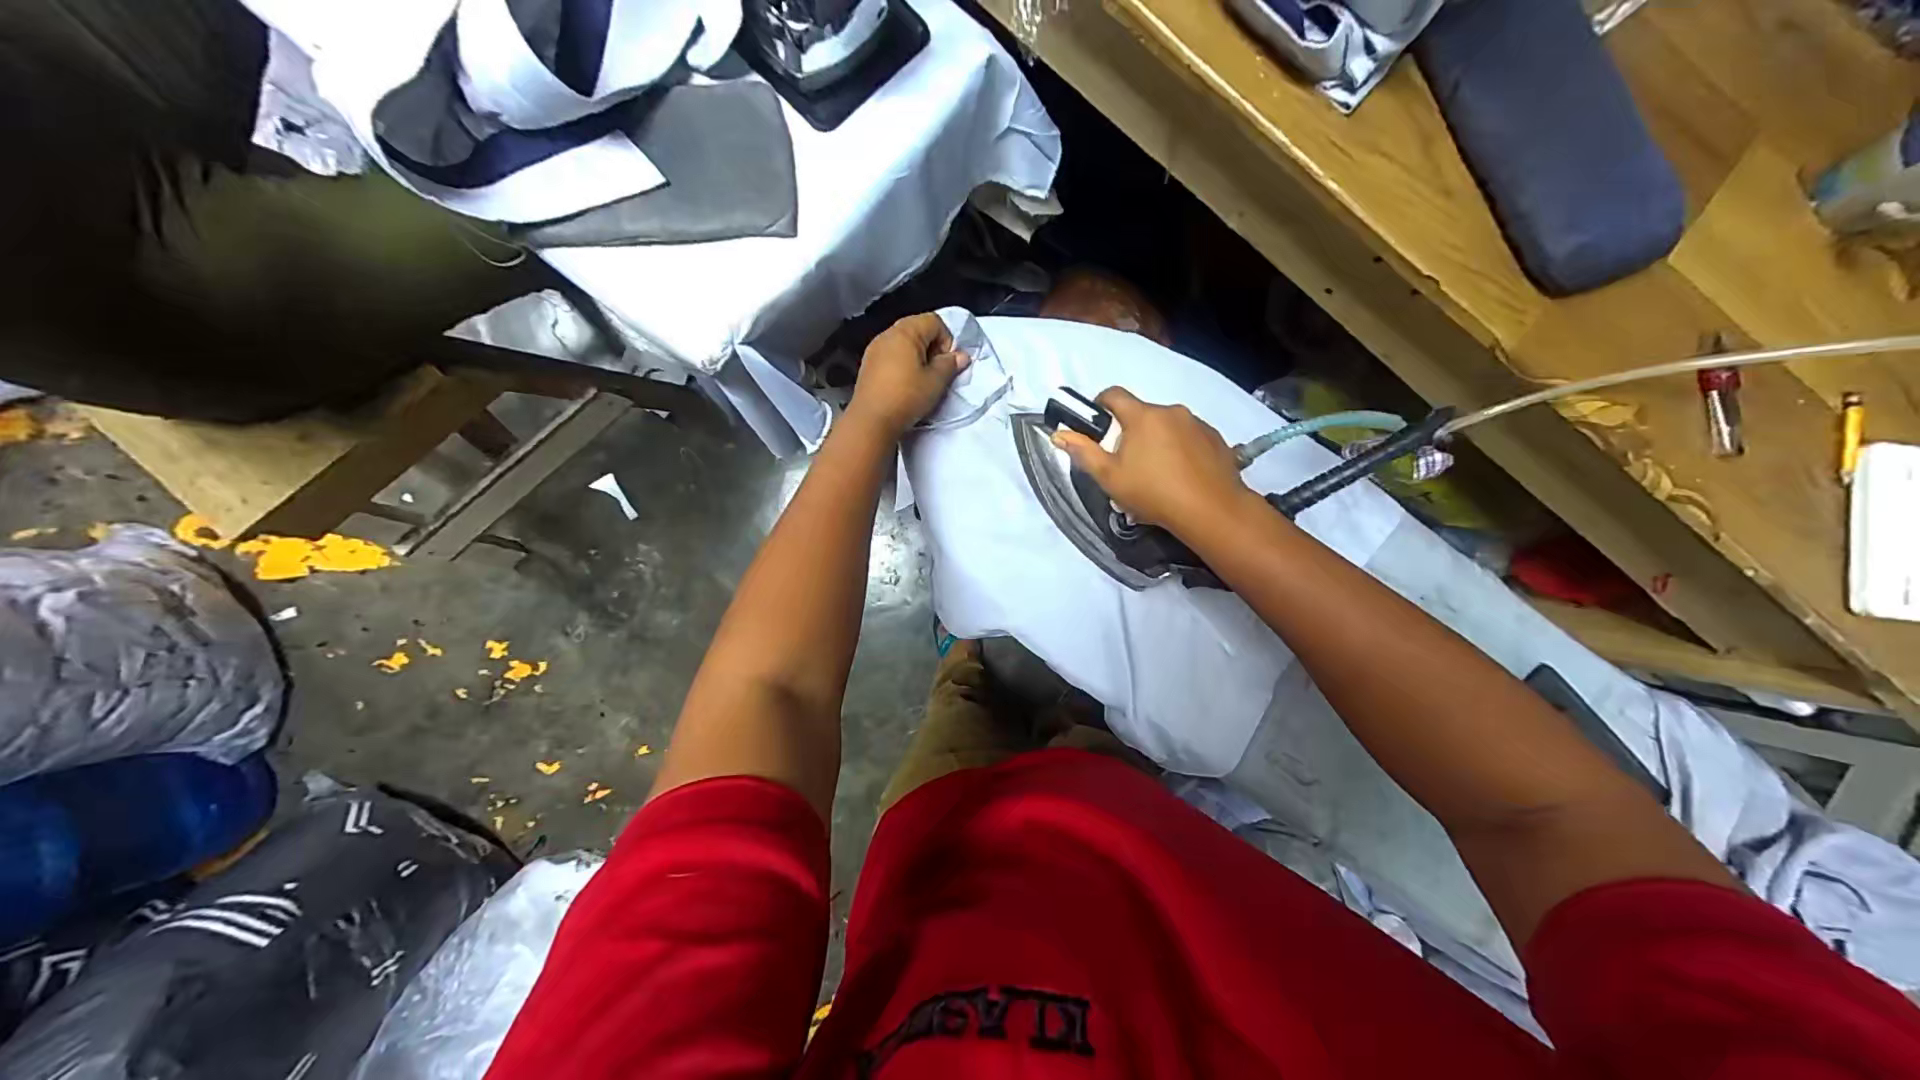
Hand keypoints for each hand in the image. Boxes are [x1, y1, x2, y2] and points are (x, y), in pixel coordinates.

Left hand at [844, 313, 970, 438]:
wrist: (870, 421)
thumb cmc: (906, 397)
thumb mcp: (935, 382)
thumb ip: (950, 364)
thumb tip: (961, 356)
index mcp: (905, 332)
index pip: (934, 321)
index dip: (946, 340)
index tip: (946, 363)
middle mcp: (887, 334)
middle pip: (917, 329)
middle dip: (932, 347)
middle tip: (936, 372)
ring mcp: (874, 349)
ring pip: (902, 343)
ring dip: (917, 356)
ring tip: (920, 380)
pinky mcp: (867, 365)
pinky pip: (890, 355)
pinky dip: (901, 363)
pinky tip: (904, 384)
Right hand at [1051, 387, 1252, 532]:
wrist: (1211, 510)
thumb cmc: (1154, 493)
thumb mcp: (1110, 477)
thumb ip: (1083, 452)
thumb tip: (1059, 434)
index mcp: (1142, 416)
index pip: (1113, 394)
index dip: (1099, 404)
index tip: (1097, 424)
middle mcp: (1171, 411)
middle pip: (1142, 414)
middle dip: (1131, 432)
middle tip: (1126, 463)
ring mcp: (1197, 423)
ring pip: (1167, 426)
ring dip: (1158, 441)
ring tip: (1157, 474)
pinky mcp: (1216, 439)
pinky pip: (1190, 438)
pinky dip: (1182, 450)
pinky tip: (1181, 476)